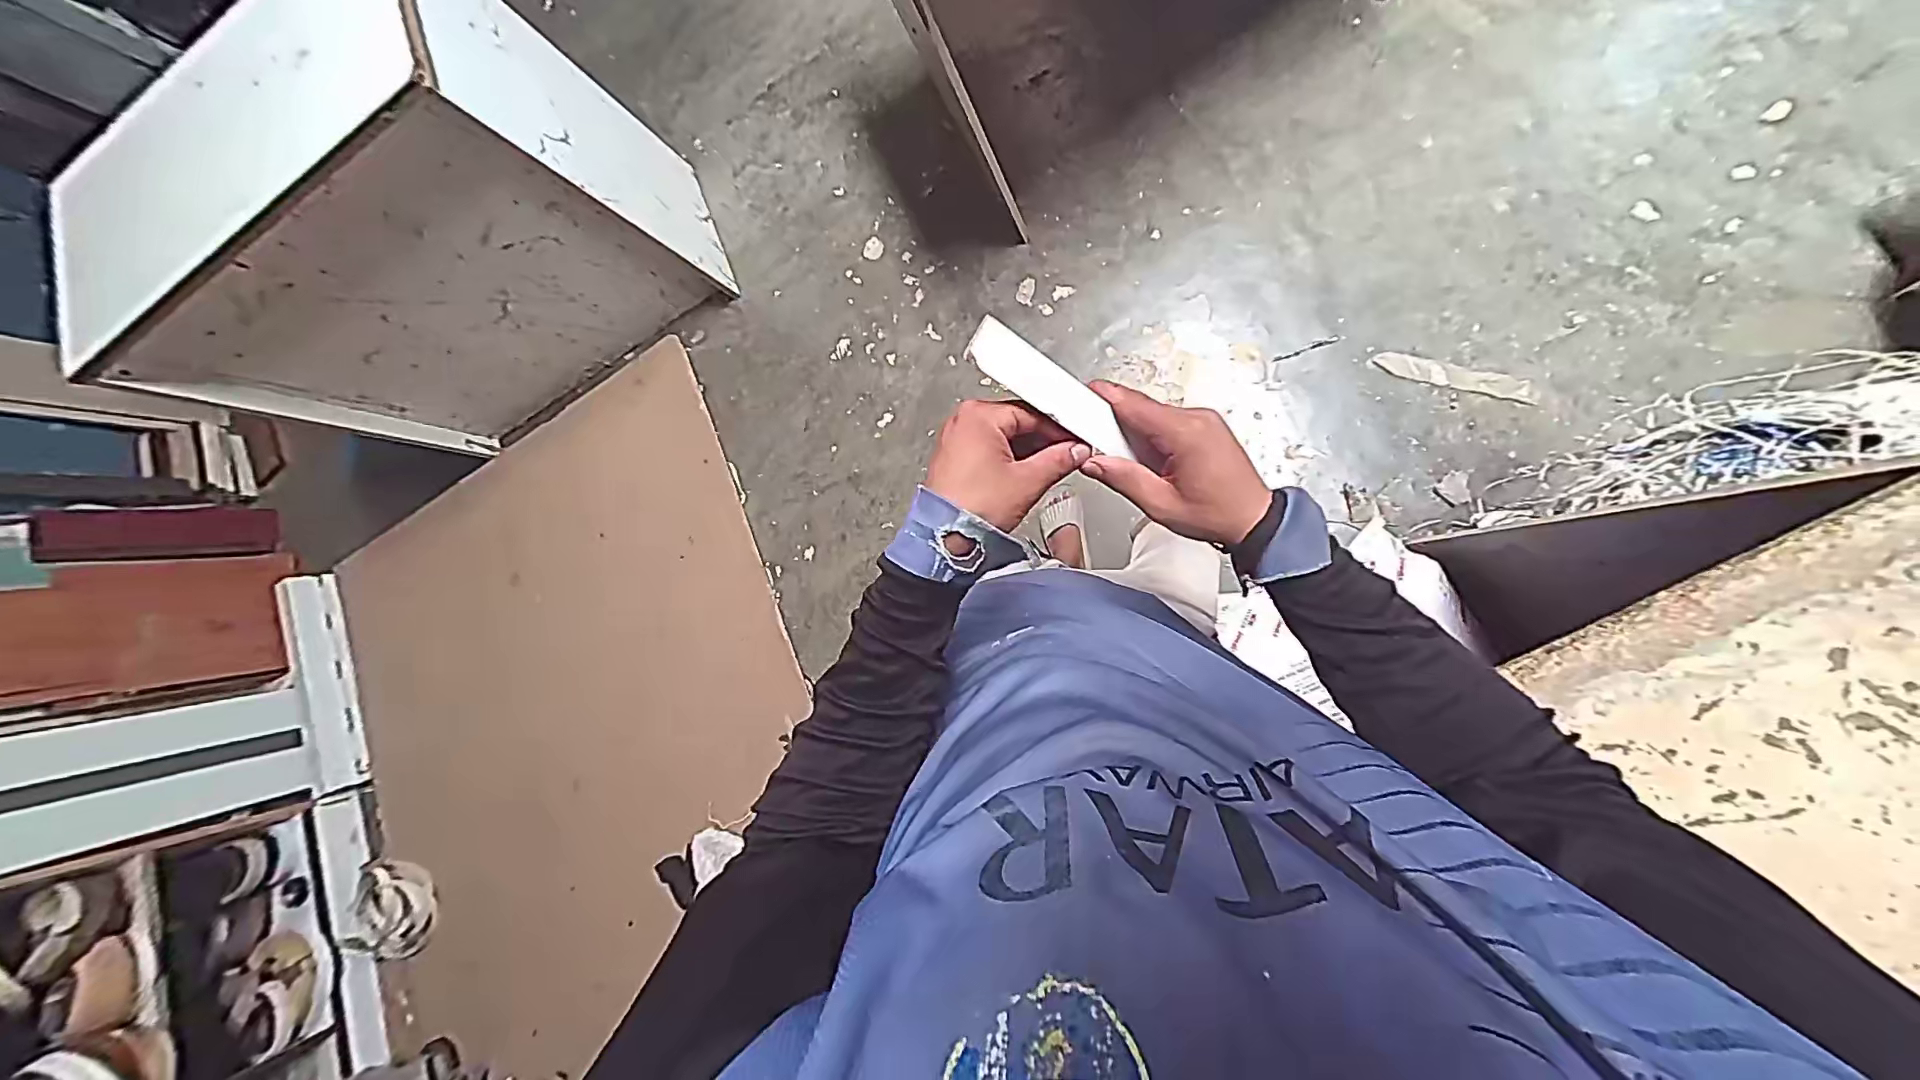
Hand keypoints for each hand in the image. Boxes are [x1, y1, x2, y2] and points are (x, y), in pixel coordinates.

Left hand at [925, 399, 1090, 530]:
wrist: (945, 538)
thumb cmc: (970, 509)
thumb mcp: (1027, 481)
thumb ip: (1058, 460)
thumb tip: (1073, 452)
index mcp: (978, 416)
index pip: (1031, 412)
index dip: (1059, 428)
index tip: (1075, 440)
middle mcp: (962, 423)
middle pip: (1016, 423)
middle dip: (1044, 440)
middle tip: (1067, 454)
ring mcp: (955, 441)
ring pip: (1003, 438)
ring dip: (1028, 452)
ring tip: (1047, 468)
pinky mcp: (953, 459)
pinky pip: (988, 451)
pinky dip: (1009, 461)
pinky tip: (1024, 475)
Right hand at [1080, 381, 1270, 545]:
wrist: (1254, 520)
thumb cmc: (1219, 514)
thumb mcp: (1161, 505)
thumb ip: (1124, 479)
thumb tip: (1095, 462)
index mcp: (1187, 433)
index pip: (1134, 404)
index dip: (1104, 398)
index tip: (1082, 395)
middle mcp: (1198, 419)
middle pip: (1140, 409)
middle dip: (1116, 426)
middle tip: (1104, 451)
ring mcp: (1203, 420)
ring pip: (1152, 416)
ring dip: (1134, 436)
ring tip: (1140, 467)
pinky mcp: (1204, 426)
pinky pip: (1166, 423)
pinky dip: (1151, 438)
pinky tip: (1154, 463)